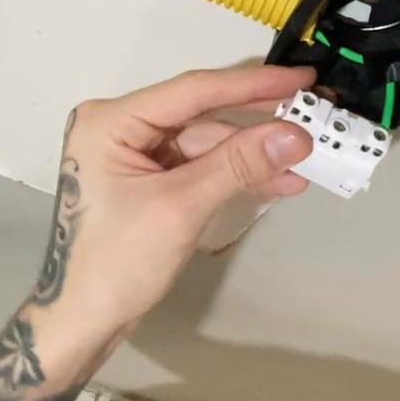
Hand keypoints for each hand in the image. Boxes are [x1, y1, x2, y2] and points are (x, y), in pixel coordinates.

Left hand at [31, 65, 315, 339]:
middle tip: (313, 115)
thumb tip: (296, 135)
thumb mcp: (180, 208)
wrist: (86, 321)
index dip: (251, 84)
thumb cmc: (117, 263)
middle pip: (202, 115)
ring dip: (253, 155)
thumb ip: (238, 165)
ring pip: (207, 144)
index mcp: (110, 121)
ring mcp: (134, 155)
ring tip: (307, 162)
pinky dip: (236, 175)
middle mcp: (119, 128)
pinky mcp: (149, 181)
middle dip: (258, 122)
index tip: (302, 78)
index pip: (192, 91)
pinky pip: (200, 167)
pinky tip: (279, 181)